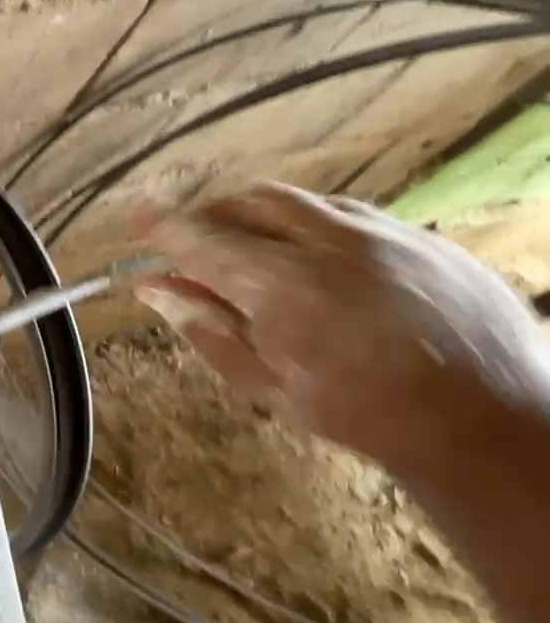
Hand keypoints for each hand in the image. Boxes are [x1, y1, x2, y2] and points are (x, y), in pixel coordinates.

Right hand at [134, 182, 549, 488]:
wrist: (485, 419)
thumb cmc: (356, 410)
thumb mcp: (262, 379)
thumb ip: (204, 325)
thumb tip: (151, 286)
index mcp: (286, 288)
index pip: (206, 241)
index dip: (165, 230)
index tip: (137, 222)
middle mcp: (334, 247)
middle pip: (253, 204)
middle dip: (211, 217)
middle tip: (190, 242)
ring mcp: (387, 237)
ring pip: (301, 202)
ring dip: (258, 216)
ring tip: (244, 245)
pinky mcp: (425, 238)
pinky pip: (350, 212)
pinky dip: (308, 223)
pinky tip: (304, 254)